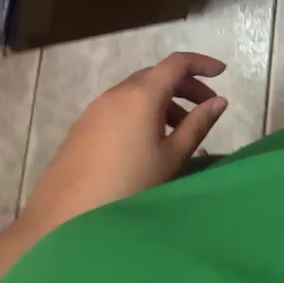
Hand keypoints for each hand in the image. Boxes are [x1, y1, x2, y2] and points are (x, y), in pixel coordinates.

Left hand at [20, 52, 228, 231]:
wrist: (61, 220)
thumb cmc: (128, 186)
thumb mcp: (171, 157)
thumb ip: (198, 124)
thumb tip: (219, 101)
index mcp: (142, 94)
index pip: (178, 62)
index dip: (202, 63)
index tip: (222, 73)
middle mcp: (117, 94)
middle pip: (157, 75)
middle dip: (184, 85)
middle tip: (205, 106)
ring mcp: (95, 111)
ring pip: (137, 92)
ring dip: (163, 100)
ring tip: (179, 129)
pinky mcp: (81, 129)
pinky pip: (119, 107)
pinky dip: (141, 112)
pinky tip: (147, 141)